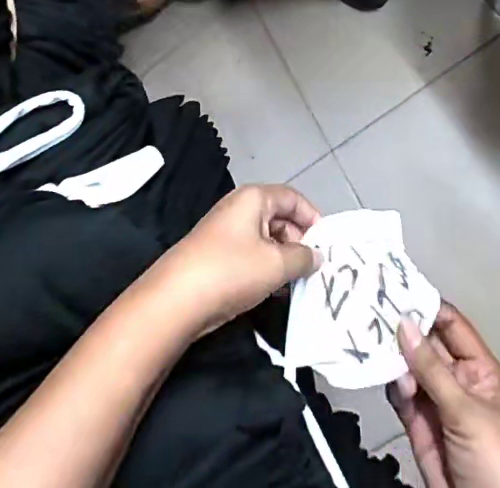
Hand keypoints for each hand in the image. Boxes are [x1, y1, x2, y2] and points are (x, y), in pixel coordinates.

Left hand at [148, 184, 320, 338]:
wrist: (174, 301)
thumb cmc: (231, 270)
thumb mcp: (276, 264)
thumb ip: (303, 257)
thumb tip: (316, 255)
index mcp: (254, 197)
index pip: (293, 198)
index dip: (313, 218)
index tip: (326, 244)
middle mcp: (239, 207)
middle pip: (280, 217)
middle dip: (298, 241)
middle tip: (311, 268)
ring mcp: (225, 231)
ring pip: (265, 238)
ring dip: (282, 258)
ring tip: (294, 283)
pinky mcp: (215, 255)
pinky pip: (250, 254)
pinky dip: (264, 268)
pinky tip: (272, 291)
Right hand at [388, 302, 499, 487]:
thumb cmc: (498, 461)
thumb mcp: (467, 411)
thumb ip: (432, 370)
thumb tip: (404, 323)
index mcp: (480, 368)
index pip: (452, 325)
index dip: (428, 307)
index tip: (399, 289)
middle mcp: (457, 380)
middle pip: (427, 344)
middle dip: (404, 330)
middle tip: (375, 311)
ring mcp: (437, 404)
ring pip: (410, 369)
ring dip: (395, 360)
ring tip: (379, 349)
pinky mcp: (419, 427)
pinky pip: (402, 398)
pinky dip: (392, 387)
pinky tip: (386, 378)